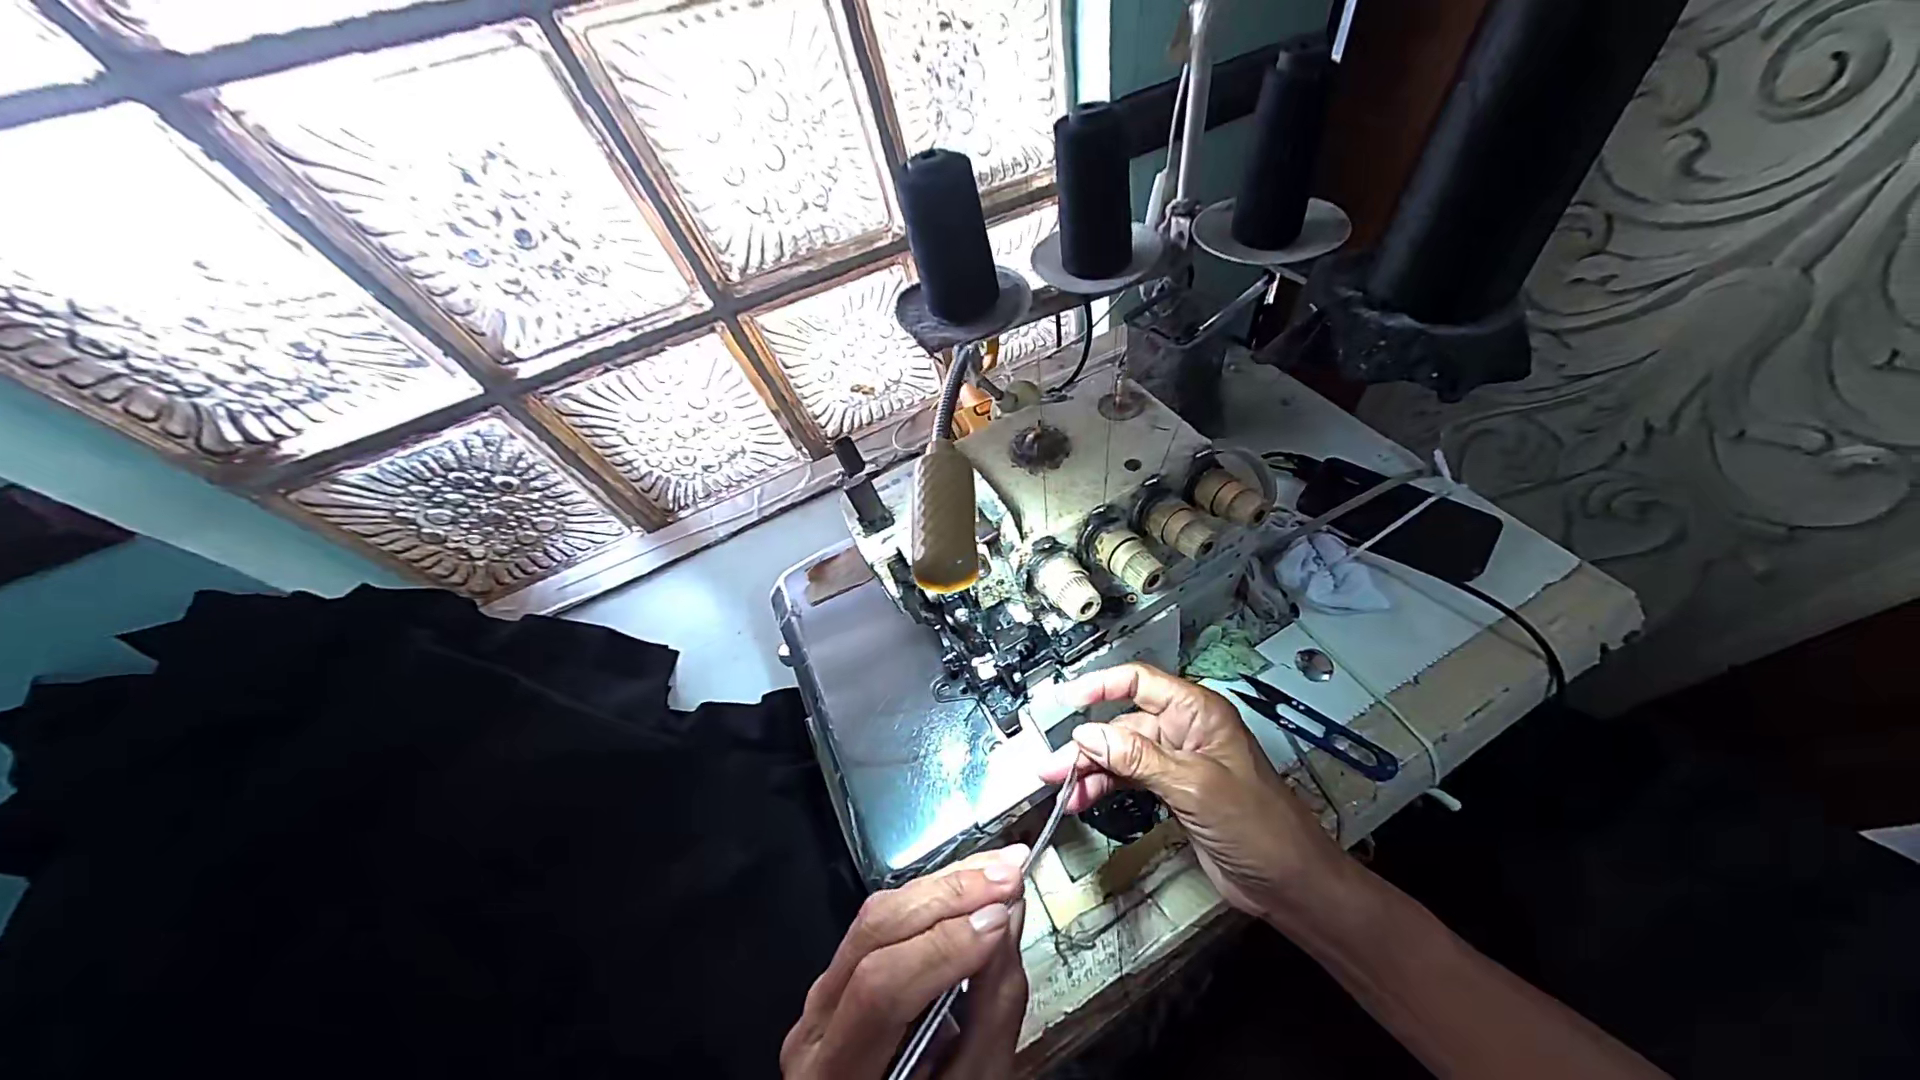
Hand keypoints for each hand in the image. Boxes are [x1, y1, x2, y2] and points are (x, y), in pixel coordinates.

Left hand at [781, 845, 1029, 1078]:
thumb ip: (990, 1014)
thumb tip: (1007, 921)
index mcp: (837, 1067)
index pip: (882, 985)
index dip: (944, 946)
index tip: (1000, 919)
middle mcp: (818, 1017)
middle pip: (876, 930)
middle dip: (950, 895)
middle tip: (1009, 876)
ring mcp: (826, 988)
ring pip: (881, 911)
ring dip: (947, 883)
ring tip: (1001, 868)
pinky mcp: (846, 967)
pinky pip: (889, 917)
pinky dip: (937, 894)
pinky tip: (973, 883)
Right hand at [1037, 662, 1351, 923]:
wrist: (1289, 883)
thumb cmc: (1263, 827)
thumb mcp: (1194, 786)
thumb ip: (1138, 758)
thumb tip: (1090, 734)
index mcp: (1198, 713)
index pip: (1140, 682)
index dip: (1101, 685)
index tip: (1069, 698)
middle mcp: (1185, 731)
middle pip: (1122, 724)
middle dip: (1087, 743)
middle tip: (1056, 765)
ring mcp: (1177, 762)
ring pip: (1120, 754)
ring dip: (1090, 770)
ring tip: (1063, 787)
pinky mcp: (1172, 790)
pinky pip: (1128, 779)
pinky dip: (1104, 787)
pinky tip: (1085, 799)